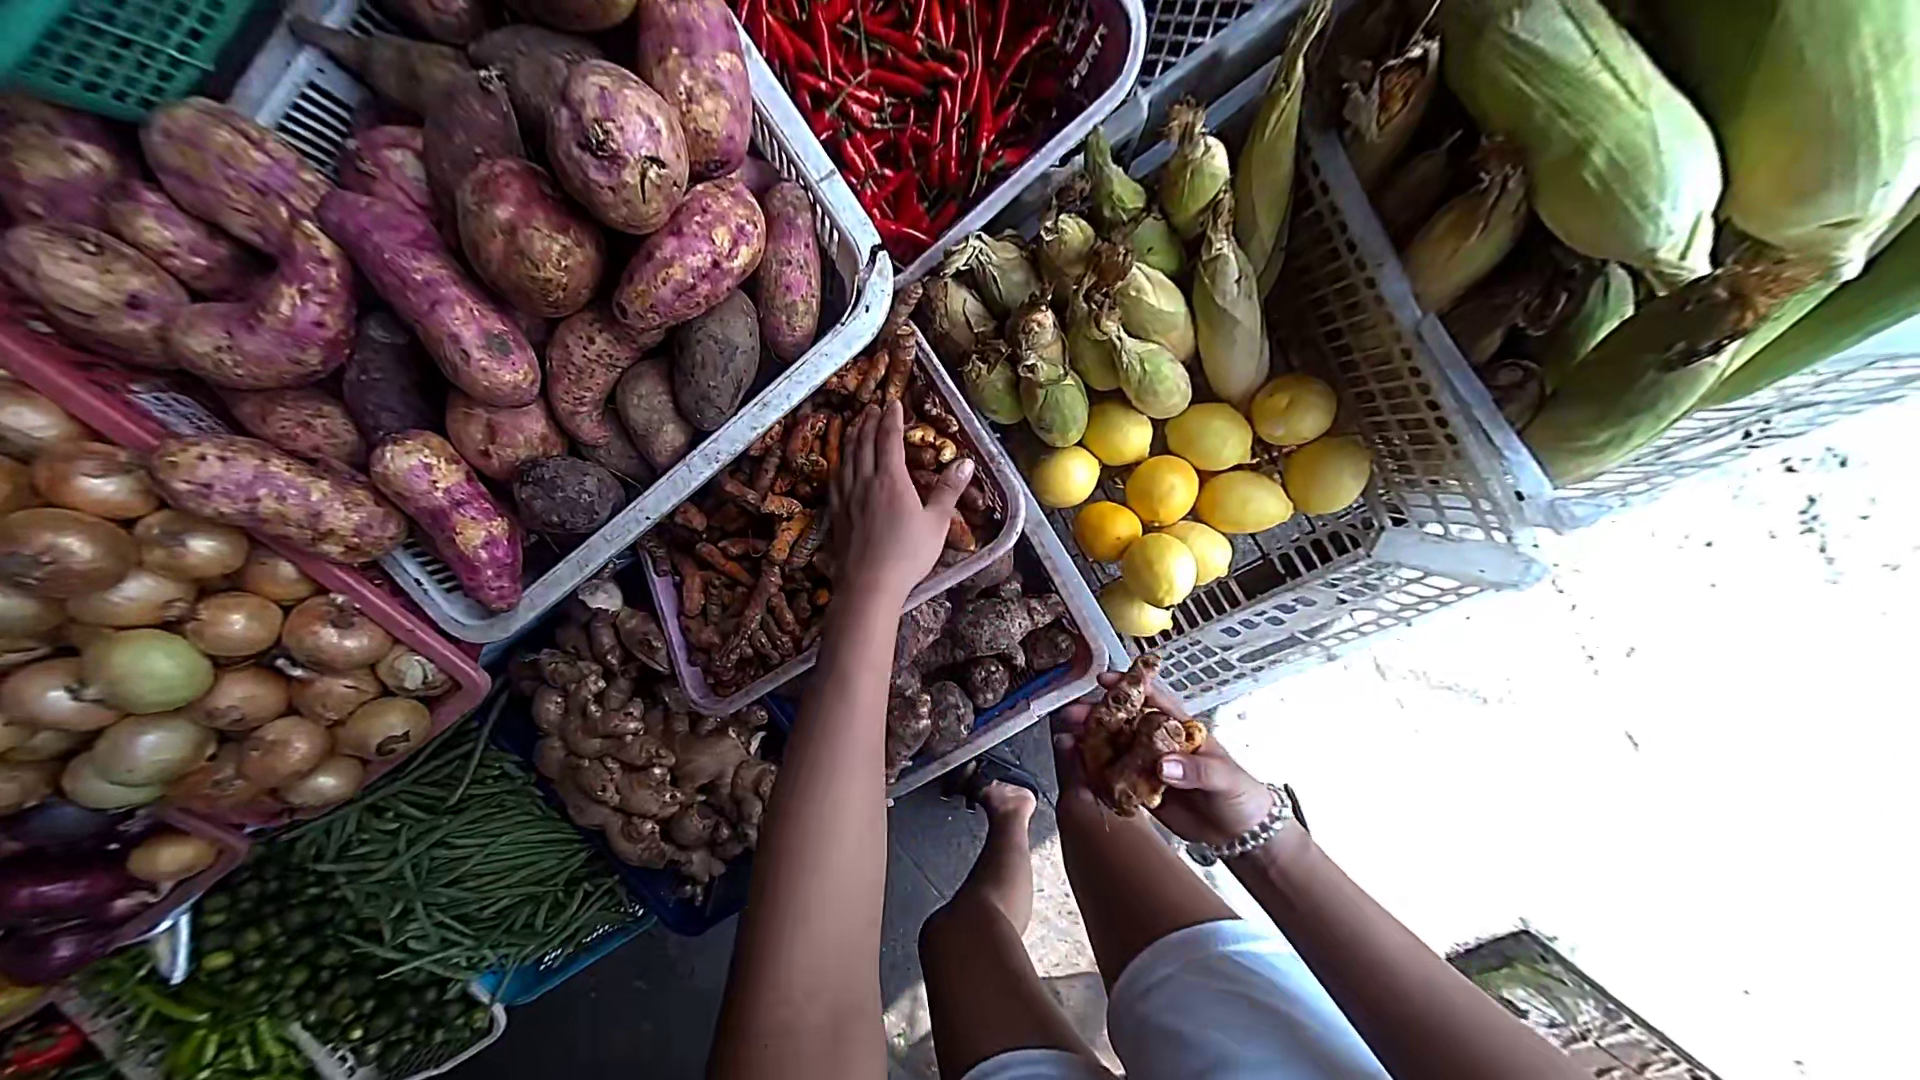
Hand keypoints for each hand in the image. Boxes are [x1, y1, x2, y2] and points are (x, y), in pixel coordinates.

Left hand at [830, 400, 973, 605]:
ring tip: (857, 424)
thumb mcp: (936, 523)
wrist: (868, 584)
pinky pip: (836, 477)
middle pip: (864, 442)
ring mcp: (847, 497)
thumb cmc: (907, 555)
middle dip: (870, 421)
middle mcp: (865, 481)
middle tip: (874, 408)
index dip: (892, 418)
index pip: (889, 439)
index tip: (893, 403)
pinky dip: (841, 461)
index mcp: (891, 480)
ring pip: (847, 457)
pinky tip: (842, 463)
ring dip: (853, 436)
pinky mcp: (837, 512)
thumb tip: (966, 463)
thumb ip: (949, 491)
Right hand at [1054, 672, 1274, 847]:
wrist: (1240, 834)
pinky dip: (1092, 772)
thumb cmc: (1240, 794)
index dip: (1128, 686)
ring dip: (1088, 741)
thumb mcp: (1224, 777)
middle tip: (1073, 714)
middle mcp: (1158, 741)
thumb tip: (1163, 765)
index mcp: (1180, 727)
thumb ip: (1195, 770)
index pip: (1152, 698)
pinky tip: (1075, 767)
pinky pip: (1112, 777)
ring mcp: (1147, 765)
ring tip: (1064, 738)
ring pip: (1112, 747)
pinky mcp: (1139, 790)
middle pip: (1123, 721)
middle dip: (1096, 714)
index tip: (1105, 680)